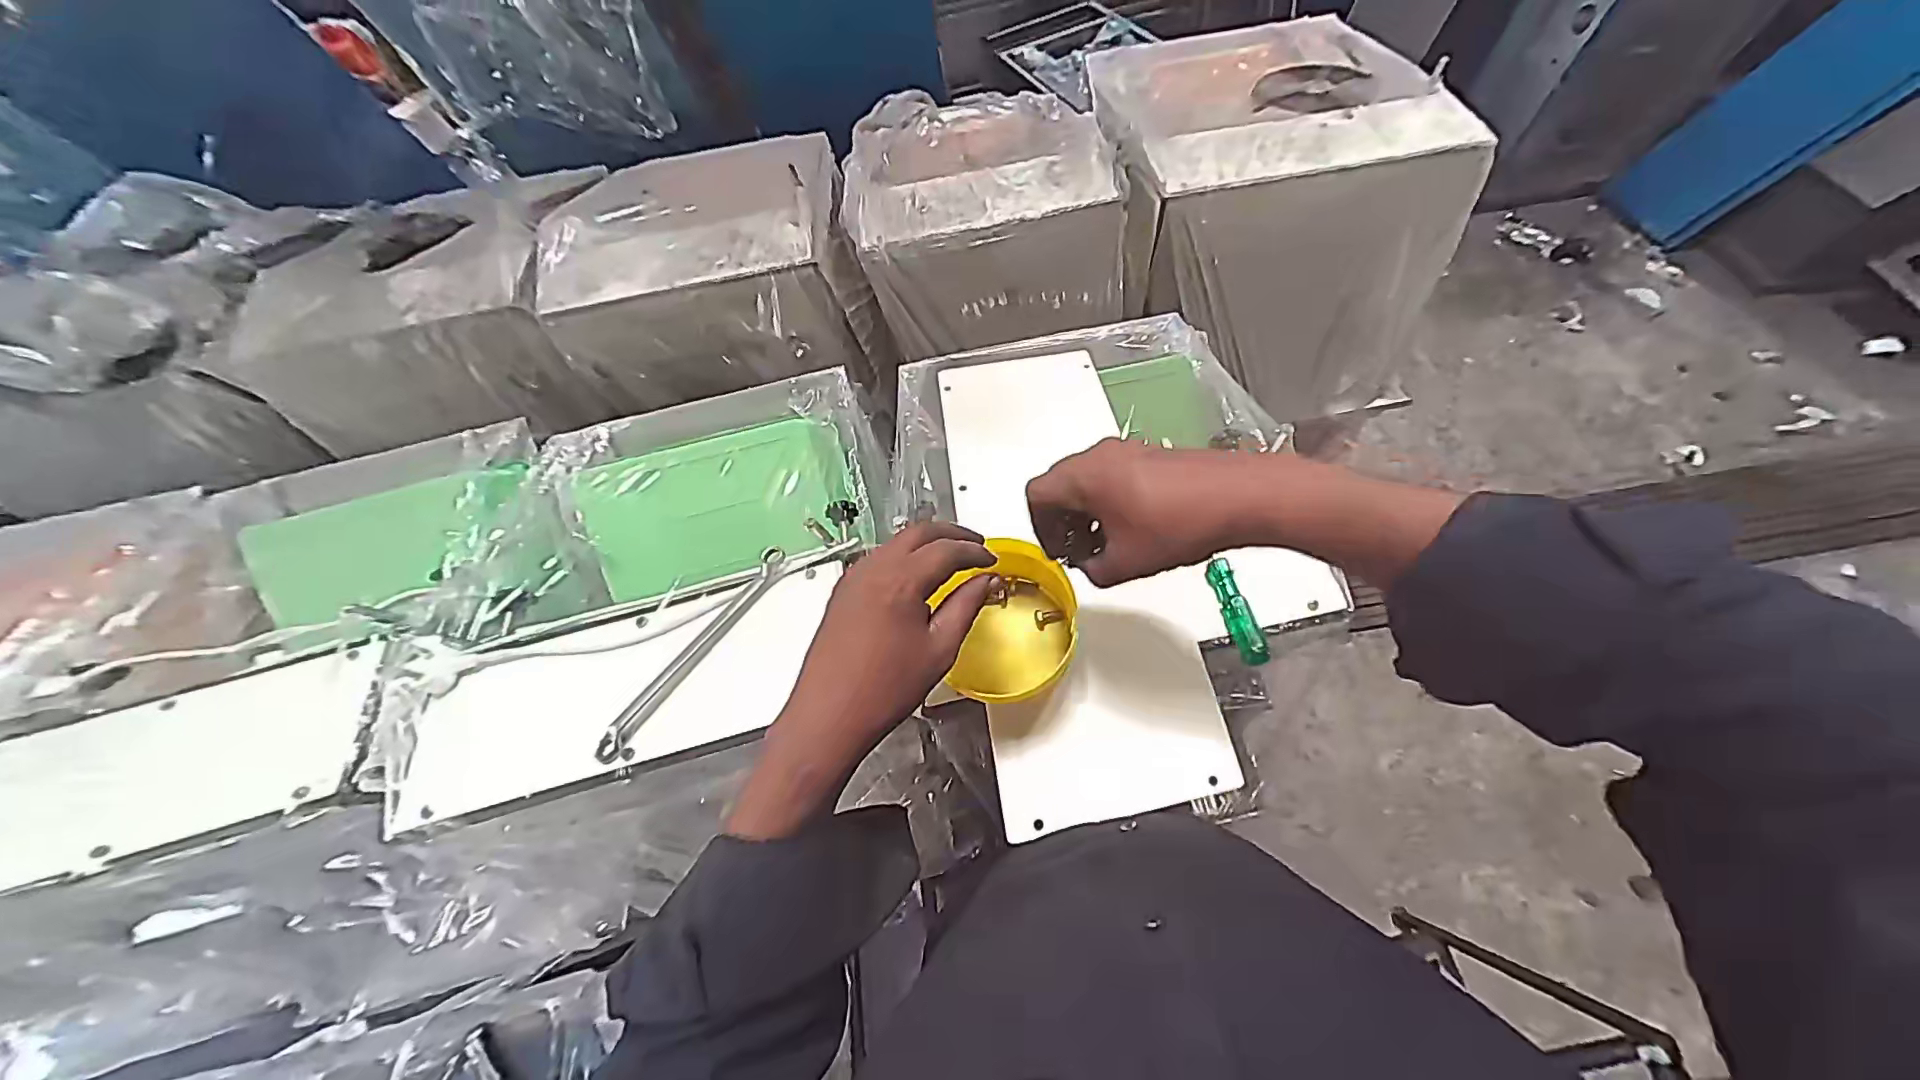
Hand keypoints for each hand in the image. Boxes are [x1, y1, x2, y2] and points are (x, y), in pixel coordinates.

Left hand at [726, 523, 997, 838]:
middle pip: (919, 532)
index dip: (974, 551)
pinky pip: (878, 559)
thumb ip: (966, 606)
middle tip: (975, 545)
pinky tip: (917, 577)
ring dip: (926, 543)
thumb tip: (984, 583)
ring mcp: (853, 579)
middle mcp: (872, 571)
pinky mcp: (842, 592)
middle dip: (952, 534)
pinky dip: (904, 557)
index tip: (989, 560)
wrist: (829, 715)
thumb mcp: (939, 649)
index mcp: (899, 580)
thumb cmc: (878, 691)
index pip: (947, 549)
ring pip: (896, 542)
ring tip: (951, 559)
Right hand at [1027, 438, 1465, 589]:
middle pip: (1060, 485)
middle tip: (1078, 550)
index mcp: (1083, 476)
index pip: (1037, 495)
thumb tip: (1092, 569)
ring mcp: (1126, 451)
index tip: (1058, 550)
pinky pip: (1112, 476)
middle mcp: (1100, 456)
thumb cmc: (1182, 524)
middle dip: (1062, 521)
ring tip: (1106, 543)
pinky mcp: (1150, 455)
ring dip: (1086, 512)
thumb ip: (1094, 571)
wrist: (1241, 496)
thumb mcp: (1126, 564)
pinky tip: (1132, 528)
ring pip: (1086, 480)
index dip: (1041, 528)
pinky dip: (1108, 501)